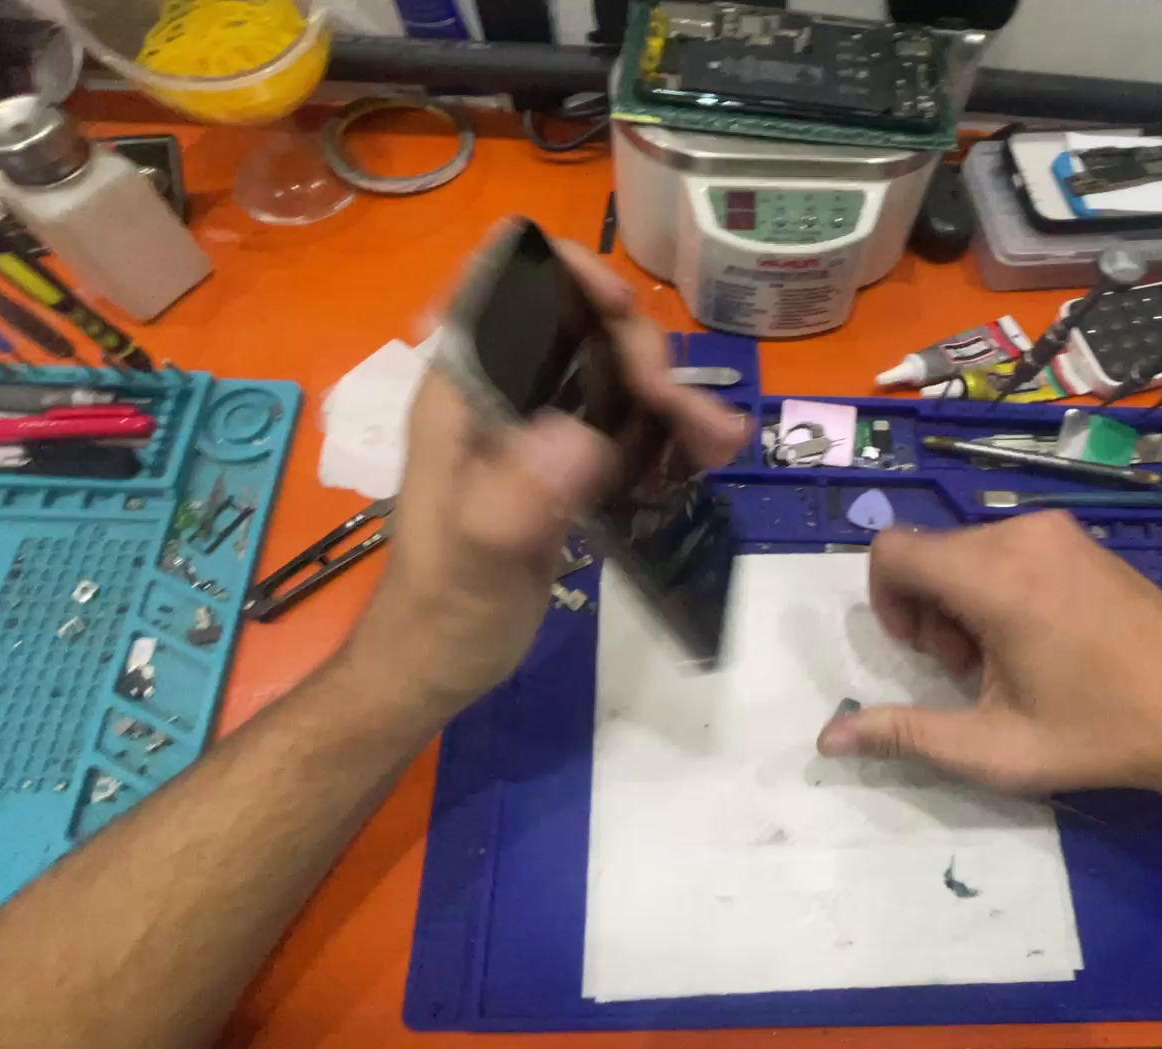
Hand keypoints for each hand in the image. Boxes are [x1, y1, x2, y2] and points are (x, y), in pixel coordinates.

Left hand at [341, 235, 749, 720]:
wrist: (441, 662)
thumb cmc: (444, 614)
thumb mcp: (473, 564)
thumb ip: (511, 502)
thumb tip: (582, 436)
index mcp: (463, 395)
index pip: (501, 289)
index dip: (562, 273)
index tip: (622, 309)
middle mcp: (503, 396)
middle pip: (581, 329)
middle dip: (643, 354)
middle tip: (686, 415)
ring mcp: (540, 431)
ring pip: (616, 377)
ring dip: (673, 398)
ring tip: (720, 442)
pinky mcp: (568, 468)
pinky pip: (628, 427)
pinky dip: (670, 434)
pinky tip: (706, 457)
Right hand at [816, 512, 1161, 804]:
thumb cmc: (1099, 734)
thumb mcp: (992, 748)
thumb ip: (902, 736)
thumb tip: (826, 740)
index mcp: (994, 577)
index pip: (892, 550)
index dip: (886, 599)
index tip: (921, 651)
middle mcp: (1021, 535)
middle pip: (929, 554)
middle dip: (928, 610)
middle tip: (972, 669)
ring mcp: (1056, 530)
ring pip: (965, 550)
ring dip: (961, 602)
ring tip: (1005, 659)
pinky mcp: (1079, 537)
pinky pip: (1004, 547)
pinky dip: (995, 586)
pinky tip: (1037, 637)